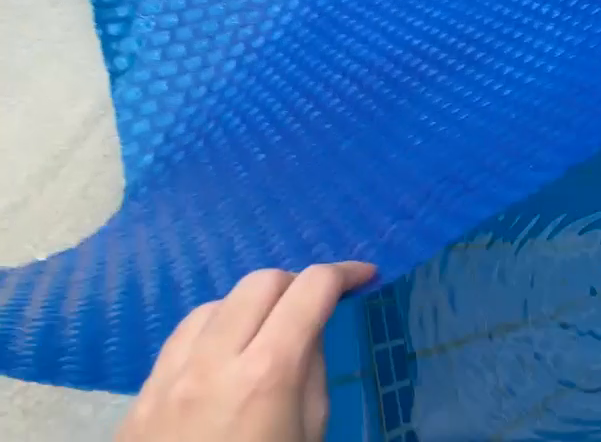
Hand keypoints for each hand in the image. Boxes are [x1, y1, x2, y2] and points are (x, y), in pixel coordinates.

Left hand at [118, 262, 376, 441]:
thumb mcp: (310, 425)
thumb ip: (311, 367)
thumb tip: (309, 329)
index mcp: (269, 371)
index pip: (313, 286)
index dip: (347, 272)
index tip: (365, 277)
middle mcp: (214, 363)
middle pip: (262, 281)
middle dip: (298, 283)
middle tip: (316, 304)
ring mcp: (167, 381)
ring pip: (215, 304)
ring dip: (250, 304)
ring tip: (266, 328)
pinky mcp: (139, 398)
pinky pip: (179, 339)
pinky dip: (213, 330)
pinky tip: (225, 353)